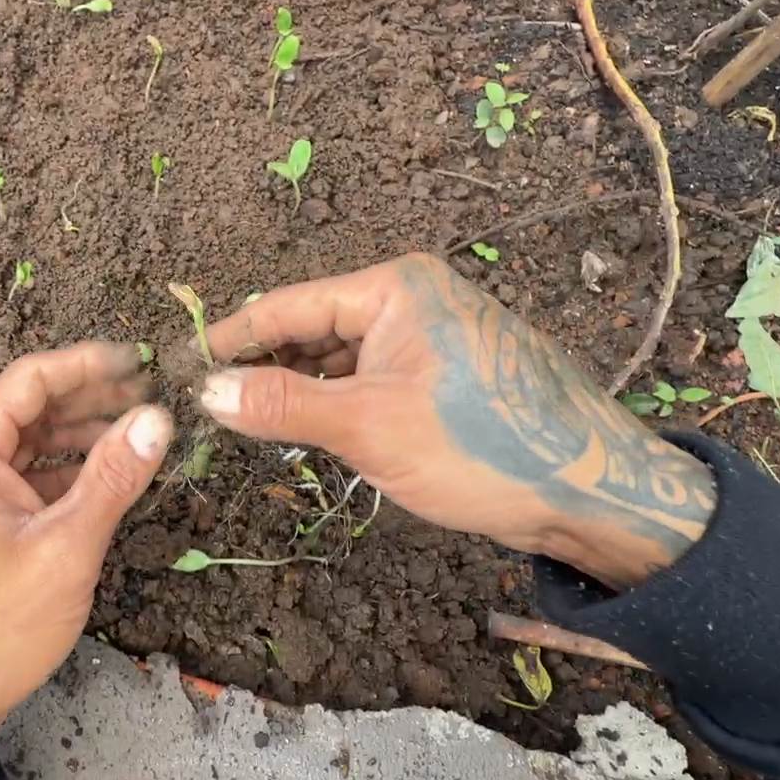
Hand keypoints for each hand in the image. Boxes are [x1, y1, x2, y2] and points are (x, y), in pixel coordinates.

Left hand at [0, 343, 173, 779]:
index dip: (87, 364)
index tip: (138, 360)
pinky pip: (17, 482)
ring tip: (133, 437)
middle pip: (27, 410)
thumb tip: (157, 418)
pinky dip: (58, 476)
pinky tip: (97, 483)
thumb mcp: (67, 547)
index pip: (30, 379)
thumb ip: (113, 477)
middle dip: (88, 400)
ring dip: (76, 439)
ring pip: (24, 448)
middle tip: (147, 398)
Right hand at [196, 254, 714, 588]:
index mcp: (393, 289)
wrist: (592, 491)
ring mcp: (427, 337)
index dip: (233, 338)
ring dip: (297, 388)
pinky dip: (332, 401)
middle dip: (264, 366)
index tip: (187, 364)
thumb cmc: (478, 447)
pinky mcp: (439, 373)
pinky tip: (308, 429)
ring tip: (253, 422)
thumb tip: (208, 392)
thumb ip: (282, 405)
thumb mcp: (367, 426)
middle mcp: (409, 300)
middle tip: (215, 405)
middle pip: (311, 328)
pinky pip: (365, 378)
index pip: (288, 306)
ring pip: (337, 357)